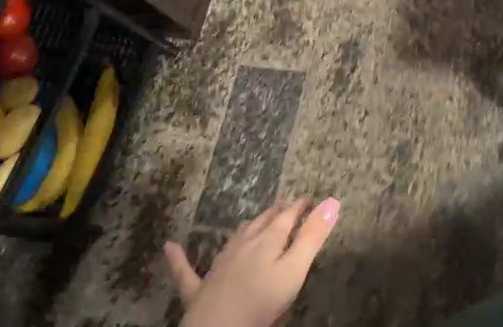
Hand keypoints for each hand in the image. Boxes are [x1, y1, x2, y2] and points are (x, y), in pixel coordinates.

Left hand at [163, 198, 339, 326]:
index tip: (308, 199)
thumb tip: (333, 200)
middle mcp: (243, 245)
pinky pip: (186, 270)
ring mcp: (218, 266)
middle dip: (276, 213)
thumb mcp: (294, 270)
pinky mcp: (198, 289)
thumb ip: (312, 237)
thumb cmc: (261, 302)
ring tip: (254, 220)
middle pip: (262, 223)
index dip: (299, 207)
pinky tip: (169, 246)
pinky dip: (179, 258)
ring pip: (235, 238)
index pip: (287, 217)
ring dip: (246, 228)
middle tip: (286, 206)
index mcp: (268, 241)